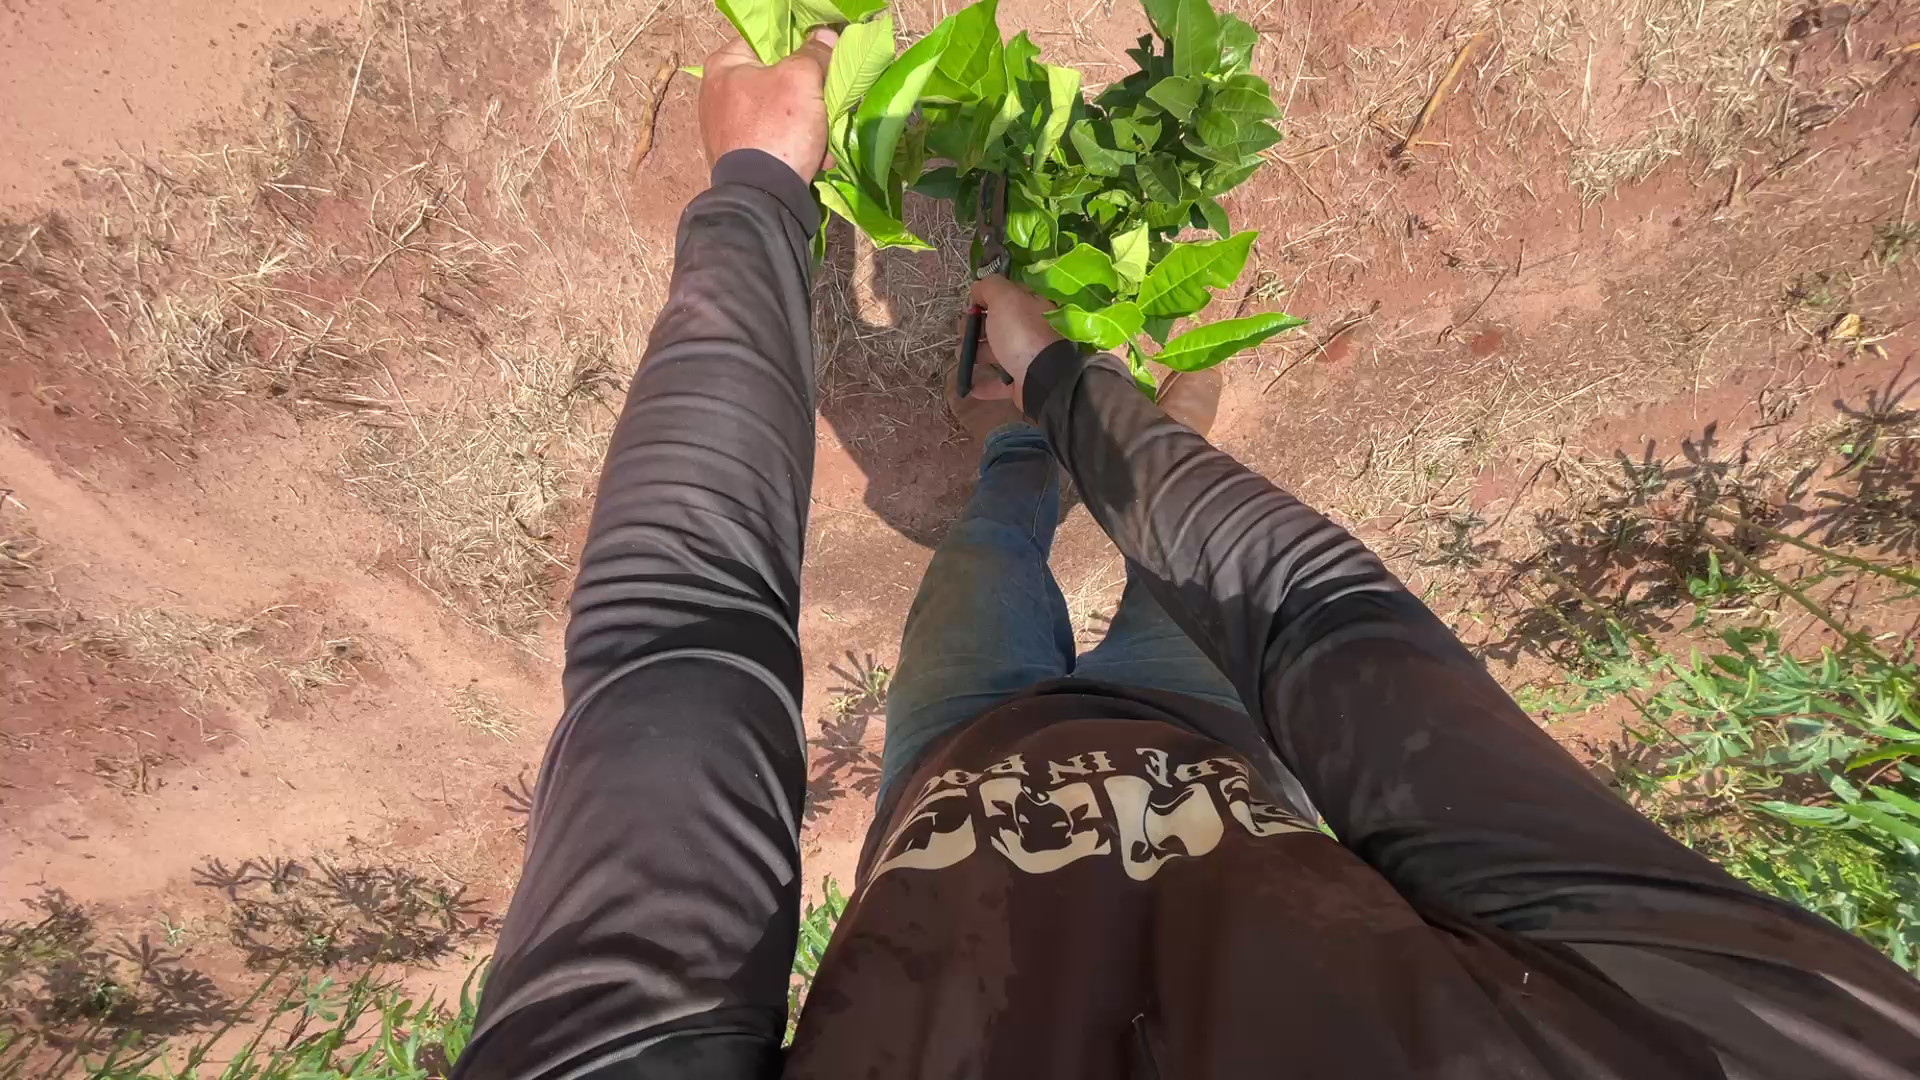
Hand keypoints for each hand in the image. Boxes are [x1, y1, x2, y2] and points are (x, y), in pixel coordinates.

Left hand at [699, 31, 836, 182]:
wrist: (763, 196)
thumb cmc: (777, 129)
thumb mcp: (802, 81)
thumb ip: (814, 55)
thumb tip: (826, 38)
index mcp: (724, 65)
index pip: (765, 42)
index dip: (796, 51)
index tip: (818, 66)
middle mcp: (716, 95)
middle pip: (773, 84)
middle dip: (804, 100)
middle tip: (825, 110)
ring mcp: (723, 132)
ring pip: (775, 119)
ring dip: (804, 130)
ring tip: (822, 145)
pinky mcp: (735, 162)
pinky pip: (770, 146)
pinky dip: (791, 152)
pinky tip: (811, 162)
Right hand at [966, 275, 1062, 410]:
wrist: (1041, 377)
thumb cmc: (1020, 333)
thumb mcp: (1004, 298)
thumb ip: (990, 287)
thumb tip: (978, 287)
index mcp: (1031, 306)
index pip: (1007, 297)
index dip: (987, 298)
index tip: (970, 305)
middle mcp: (1031, 331)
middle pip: (1000, 326)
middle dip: (977, 327)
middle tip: (962, 331)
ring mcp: (1028, 358)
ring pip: (998, 354)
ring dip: (977, 354)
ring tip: (960, 356)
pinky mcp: (1022, 383)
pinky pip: (1000, 383)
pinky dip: (984, 384)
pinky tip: (970, 386)